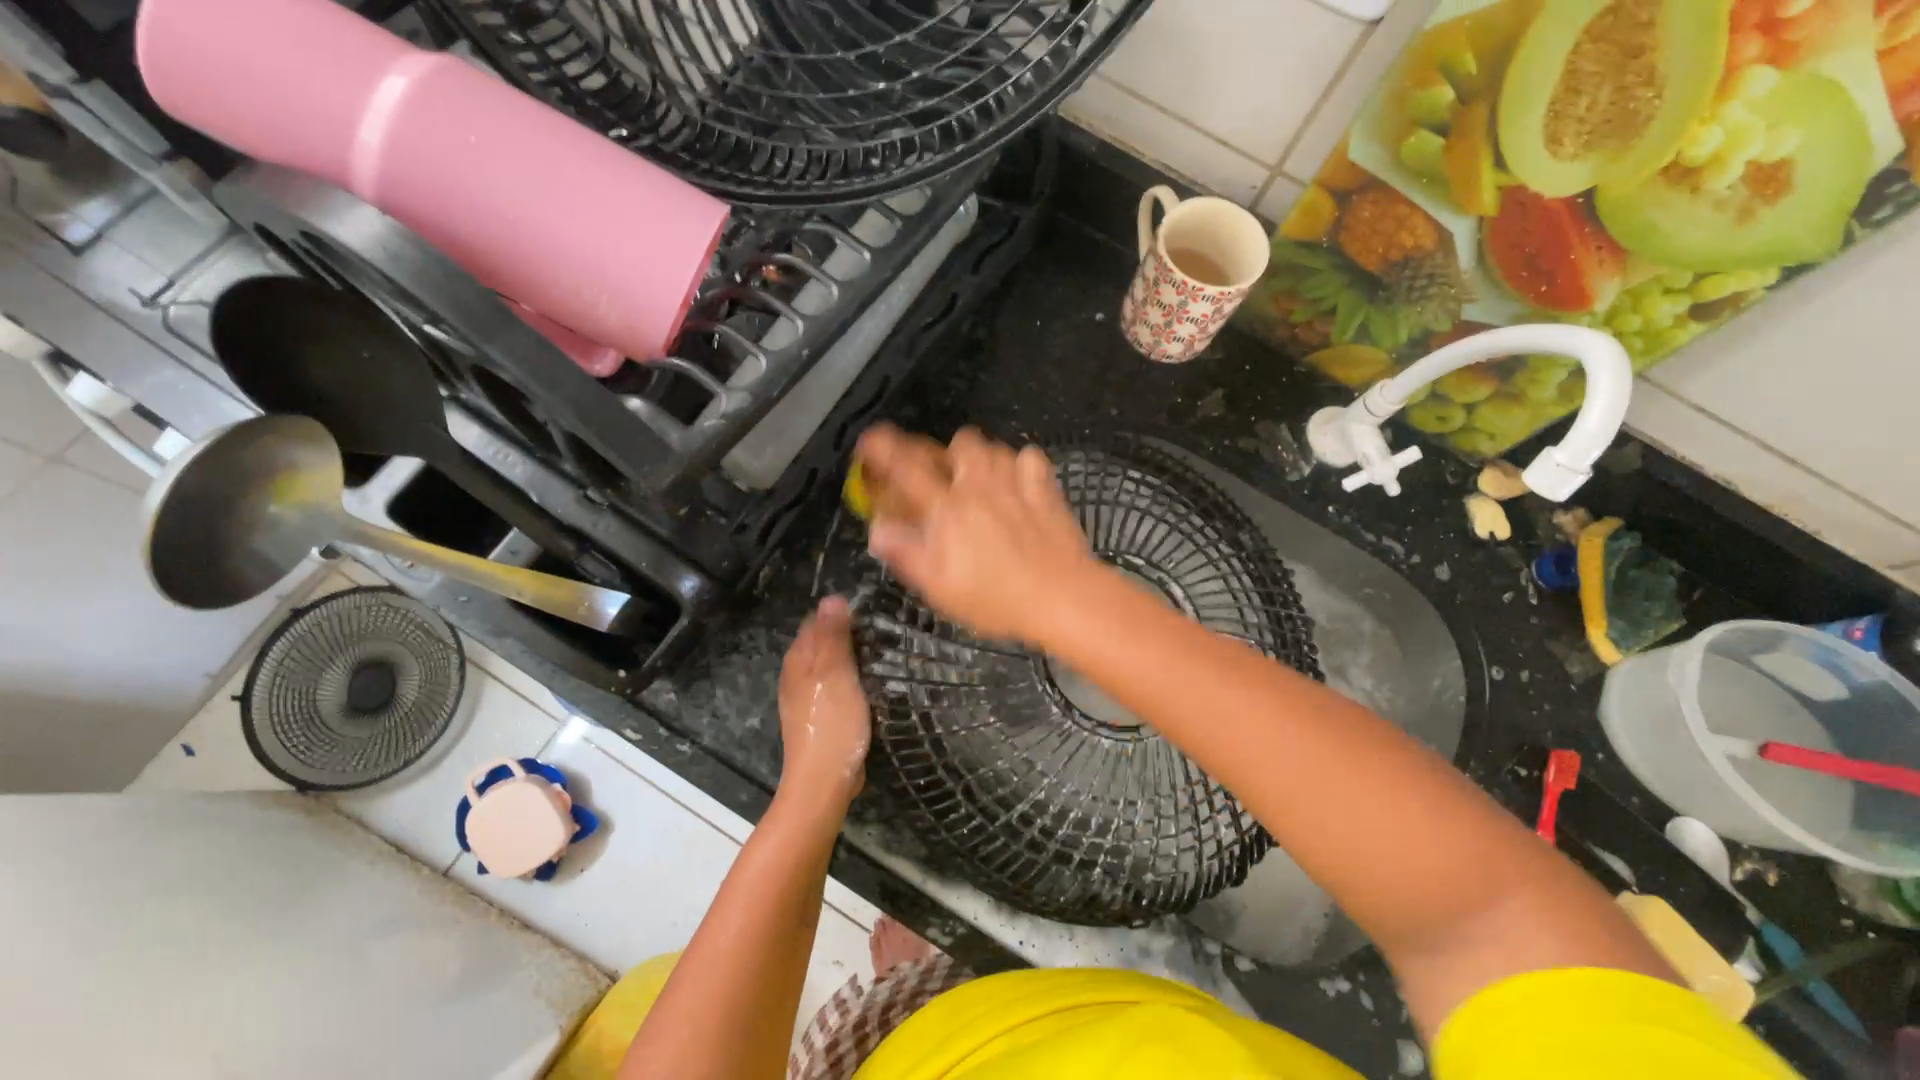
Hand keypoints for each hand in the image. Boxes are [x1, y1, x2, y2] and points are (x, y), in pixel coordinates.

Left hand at [777, 595, 870, 808]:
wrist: (824, 780)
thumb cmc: (832, 722)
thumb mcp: (836, 673)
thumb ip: (834, 636)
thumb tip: (832, 597)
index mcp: (798, 660)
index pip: (816, 621)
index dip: (841, 614)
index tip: (871, 612)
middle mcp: (797, 675)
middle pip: (822, 643)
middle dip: (847, 634)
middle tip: (882, 631)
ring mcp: (807, 698)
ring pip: (829, 666)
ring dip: (851, 659)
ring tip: (881, 654)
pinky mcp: (821, 718)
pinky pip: (836, 688)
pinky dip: (851, 681)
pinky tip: (869, 685)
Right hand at [855, 424, 1100, 645]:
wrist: (1061, 597)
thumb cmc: (997, 598)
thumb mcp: (940, 586)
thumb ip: (907, 553)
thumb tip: (879, 531)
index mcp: (948, 509)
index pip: (908, 468)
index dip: (885, 450)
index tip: (872, 440)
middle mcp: (980, 486)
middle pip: (958, 443)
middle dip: (946, 454)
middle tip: (943, 477)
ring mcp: (1017, 484)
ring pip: (993, 447)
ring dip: (982, 459)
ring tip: (979, 481)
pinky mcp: (1047, 490)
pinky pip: (1030, 458)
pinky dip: (1021, 465)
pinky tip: (1019, 484)